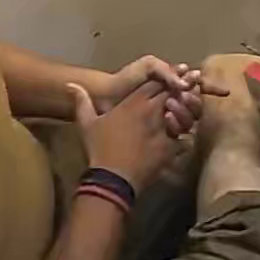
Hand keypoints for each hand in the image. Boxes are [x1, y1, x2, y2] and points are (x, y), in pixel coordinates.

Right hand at [67, 81, 183, 190]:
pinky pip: (186, 132)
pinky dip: (188, 130)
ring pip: (185, 108)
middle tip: (187, 91)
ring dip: (188, 107)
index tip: (171, 81)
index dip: (167, 79)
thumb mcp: (87, 124)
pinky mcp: (171, 144)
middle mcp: (152, 109)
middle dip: (181, 90)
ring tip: (189, 109)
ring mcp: (163, 126)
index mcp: (135, 101)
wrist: (110, 180)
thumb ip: (82, 102)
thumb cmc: (99, 150)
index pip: (158, 80)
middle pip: (174, 90)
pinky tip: (186, 132)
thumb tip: (70, 85)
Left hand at [97, 56, 224, 136]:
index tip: (223, 92)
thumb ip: (167, 70)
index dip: (210, 87)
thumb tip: (186, 79)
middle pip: (196, 102)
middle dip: (196, 99)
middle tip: (187, 96)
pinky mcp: (161, 136)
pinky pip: (178, 132)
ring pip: (191, 117)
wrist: (105, 100)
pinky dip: (177, 124)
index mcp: (171, 85)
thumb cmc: (125, 82)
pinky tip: (167, 119)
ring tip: (171, 106)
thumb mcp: (147, 66)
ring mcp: (167, 119)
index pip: (196, 85)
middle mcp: (172, 101)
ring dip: (186, 110)